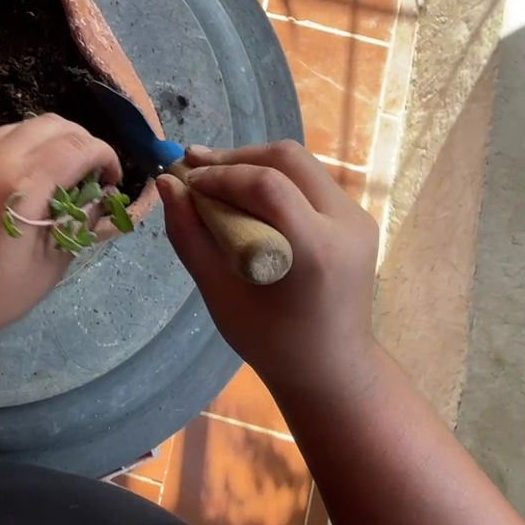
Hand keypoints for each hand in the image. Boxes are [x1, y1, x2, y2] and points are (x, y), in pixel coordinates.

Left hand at [0, 114, 121, 347]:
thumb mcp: (51, 264)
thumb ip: (80, 220)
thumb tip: (102, 194)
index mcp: (23, 186)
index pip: (78, 146)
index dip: (105, 156)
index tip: (111, 178)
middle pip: (52, 124)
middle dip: (81, 141)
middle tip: (90, 172)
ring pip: (23, 126)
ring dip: (50, 140)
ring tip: (60, 171)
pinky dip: (22, 146)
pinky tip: (27, 176)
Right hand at [159, 141, 379, 393]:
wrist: (331, 368)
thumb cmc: (268, 339)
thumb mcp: (217, 292)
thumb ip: (189, 234)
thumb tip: (166, 183)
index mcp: (315, 251)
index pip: (268, 185)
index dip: (221, 174)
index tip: (187, 181)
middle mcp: (346, 225)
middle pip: (288, 159)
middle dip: (235, 156)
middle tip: (195, 166)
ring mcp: (357, 218)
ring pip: (300, 163)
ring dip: (252, 163)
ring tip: (214, 177)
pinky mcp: (356, 218)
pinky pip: (309, 180)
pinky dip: (271, 177)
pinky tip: (243, 195)